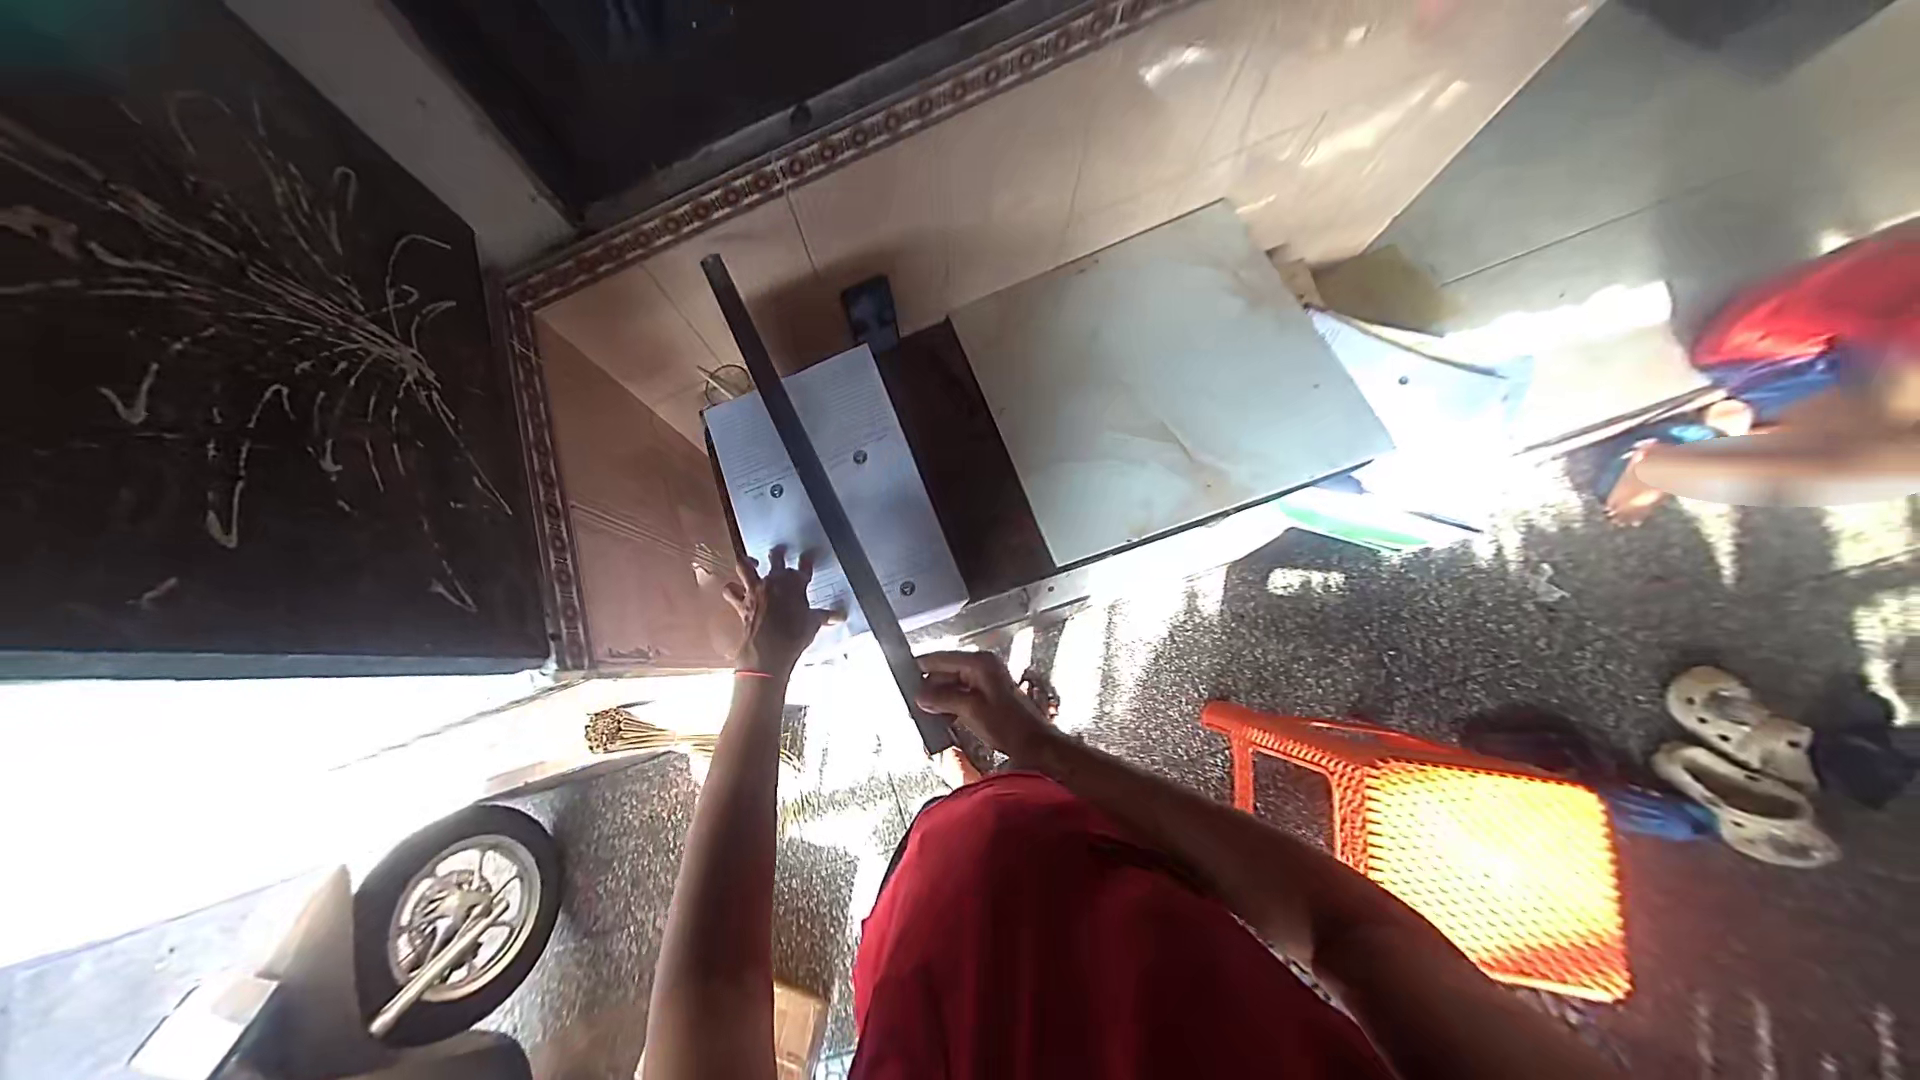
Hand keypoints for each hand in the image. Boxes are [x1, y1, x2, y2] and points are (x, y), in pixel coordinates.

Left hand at [723, 546, 839, 674]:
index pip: (804, 567)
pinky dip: (732, 589)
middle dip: (778, 553)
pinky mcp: (742, 602)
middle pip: (776, 559)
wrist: (770, 648)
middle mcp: (774, 581)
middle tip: (780, 551)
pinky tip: (734, 588)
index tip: (809, 557)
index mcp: (795, 583)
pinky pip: (731, 591)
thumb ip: (824, 616)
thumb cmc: (795, 634)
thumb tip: (840, 616)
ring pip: (746, 567)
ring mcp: (756, 590)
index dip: (807, 561)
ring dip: (748, 562)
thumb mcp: (814, 623)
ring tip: (752, 561)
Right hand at [916, 651, 1056, 765]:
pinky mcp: (987, 693)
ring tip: (927, 714)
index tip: (902, 678)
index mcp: (979, 663)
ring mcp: (985, 679)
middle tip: (915, 706)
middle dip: (930, 688)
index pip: (940, 659)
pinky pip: (961, 693)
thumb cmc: (1009, 725)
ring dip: (940, 699)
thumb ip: (943, 699)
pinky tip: (943, 717)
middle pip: (945, 671)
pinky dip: (951, 704)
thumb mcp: (970, 710)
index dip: (921, 668)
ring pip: (952, 684)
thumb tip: (920, 694)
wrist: (1034, 743)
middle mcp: (982, 666)